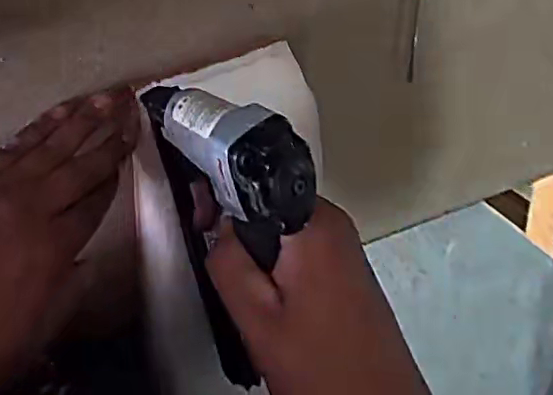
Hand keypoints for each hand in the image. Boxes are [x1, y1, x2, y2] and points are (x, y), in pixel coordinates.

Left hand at [0, 90, 139, 394]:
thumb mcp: (31, 337)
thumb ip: (68, 293)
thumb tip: (89, 262)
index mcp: (53, 249)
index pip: (96, 202)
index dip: (116, 178)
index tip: (130, 155)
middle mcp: (34, 209)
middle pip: (83, 165)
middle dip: (112, 137)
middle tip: (132, 110)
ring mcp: (2, 189)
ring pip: (54, 144)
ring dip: (84, 117)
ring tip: (107, 95)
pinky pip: (17, 144)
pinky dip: (42, 124)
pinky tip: (61, 111)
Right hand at [205, 199, 428, 394]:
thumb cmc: (324, 368)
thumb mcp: (258, 320)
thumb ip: (229, 264)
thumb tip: (217, 226)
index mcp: (312, 222)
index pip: (255, 183)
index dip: (223, 199)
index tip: (204, 222)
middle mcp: (333, 221)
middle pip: (270, 206)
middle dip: (245, 236)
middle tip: (231, 276)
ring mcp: (345, 243)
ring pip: (285, 230)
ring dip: (265, 256)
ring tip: (259, 303)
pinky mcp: (348, 265)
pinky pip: (304, 248)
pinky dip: (285, 270)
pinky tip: (282, 310)